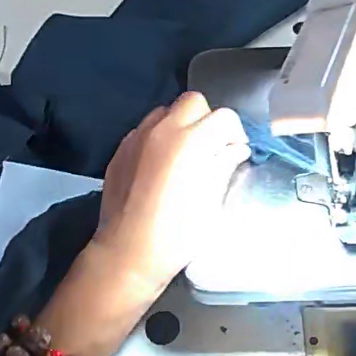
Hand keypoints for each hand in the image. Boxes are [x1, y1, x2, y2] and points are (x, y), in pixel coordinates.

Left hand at [87, 92, 249, 301]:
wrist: (128, 253)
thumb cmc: (178, 235)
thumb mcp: (212, 202)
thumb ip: (225, 166)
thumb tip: (235, 149)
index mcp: (191, 142)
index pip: (224, 117)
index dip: (235, 133)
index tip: (236, 152)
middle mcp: (162, 130)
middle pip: (193, 102)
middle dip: (207, 120)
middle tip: (211, 148)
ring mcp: (137, 137)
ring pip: (166, 111)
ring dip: (181, 125)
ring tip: (185, 154)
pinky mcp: (120, 150)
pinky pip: (145, 129)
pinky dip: (158, 137)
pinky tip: (161, 166)